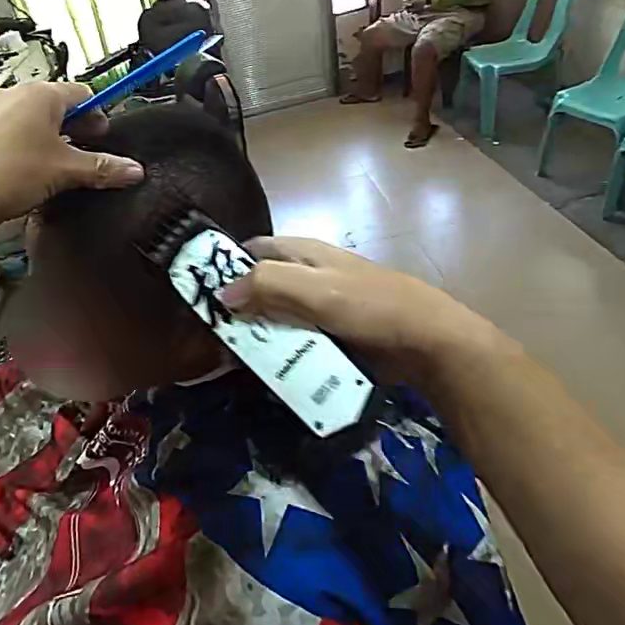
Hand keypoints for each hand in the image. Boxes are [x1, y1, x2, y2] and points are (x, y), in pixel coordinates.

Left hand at [0, 82, 143, 269]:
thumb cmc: (2, 174)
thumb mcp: (67, 172)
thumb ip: (104, 168)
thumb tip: (130, 170)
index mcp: (39, 94)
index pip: (84, 93)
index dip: (99, 114)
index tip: (104, 132)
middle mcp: (10, 94)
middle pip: (54, 104)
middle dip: (72, 127)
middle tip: (82, 153)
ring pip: (26, 118)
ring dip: (43, 138)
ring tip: (50, 168)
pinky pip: (1, 131)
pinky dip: (16, 146)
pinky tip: (19, 173)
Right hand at [218, 237, 512, 385]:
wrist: (426, 341)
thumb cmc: (371, 305)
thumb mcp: (317, 289)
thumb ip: (270, 284)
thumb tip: (222, 292)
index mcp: (304, 254)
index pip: (253, 251)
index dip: (225, 265)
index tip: (198, 293)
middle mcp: (308, 276)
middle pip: (260, 287)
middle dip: (237, 309)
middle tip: (208, 339)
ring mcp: (320, 308)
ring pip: (276, 318)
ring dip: (255, 336)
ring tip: (227, 362)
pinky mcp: (331, 337)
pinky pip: (295, 343)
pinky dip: (279, 354)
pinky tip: (262, 374)